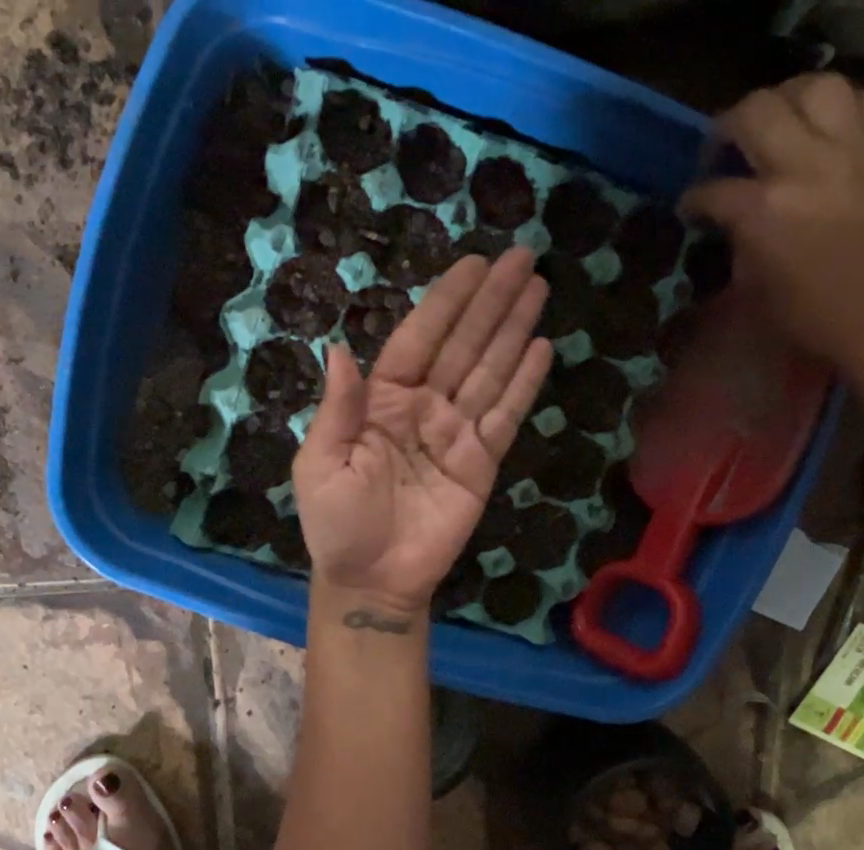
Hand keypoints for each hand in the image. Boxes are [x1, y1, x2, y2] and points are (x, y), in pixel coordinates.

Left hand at [293, 248, 553, 615]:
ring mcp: (454, 433)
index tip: (473, 264)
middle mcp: (422, 407)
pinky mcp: (481, 463)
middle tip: (522, 256)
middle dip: (490, 302)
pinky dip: (523, 383)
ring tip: (537, 287)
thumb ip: (338, 408)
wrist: (371, 579)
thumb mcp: (322, 464)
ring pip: (488, 371)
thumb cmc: (336, 523)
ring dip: (512, 329)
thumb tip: (339, 349)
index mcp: (381, 401)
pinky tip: (541, 348)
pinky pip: (505, 416)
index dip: (446, 302)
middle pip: (462, 345)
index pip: (418, 339)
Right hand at [682, 76, 863, 372]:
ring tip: (784, 123)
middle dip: (729, 127)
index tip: (692, 209)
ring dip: (792, 100)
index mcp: (763, 211)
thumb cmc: (813, 318)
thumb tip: (729, 219)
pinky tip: (842, 129)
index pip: (711, 190)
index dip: (693, 200)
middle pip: (756, 110)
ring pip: (819, 86)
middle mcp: (807, 168)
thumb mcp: (754, 286)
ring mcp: (857, 152)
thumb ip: (738, 239)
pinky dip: (857, 105)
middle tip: (727, 150)